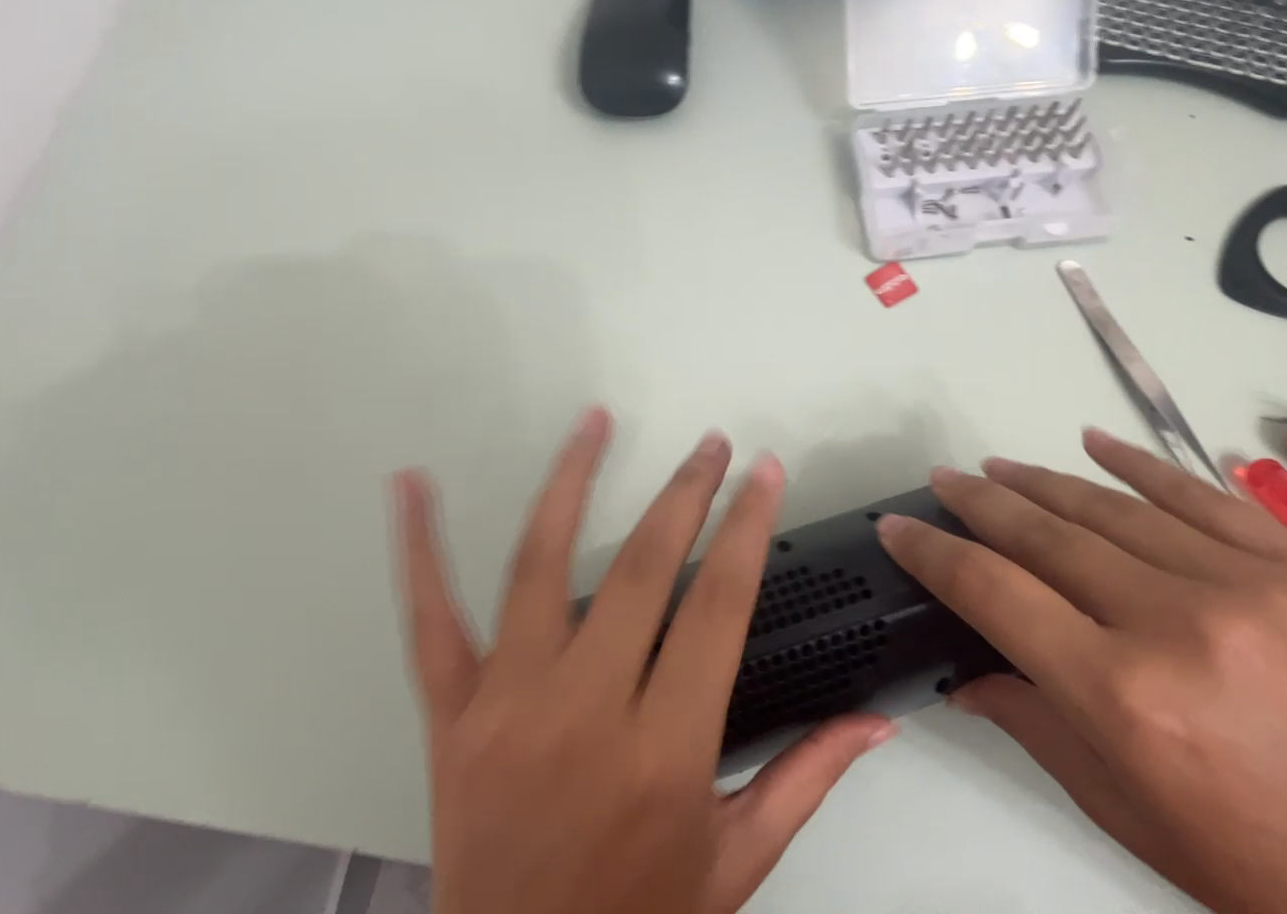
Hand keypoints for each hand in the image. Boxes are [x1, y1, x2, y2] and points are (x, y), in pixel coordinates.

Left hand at [395, 409, 895, 913]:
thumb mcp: (736, 863)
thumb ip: (806, 779)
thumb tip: (874, 722)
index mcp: (664, 751)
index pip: (717, 608)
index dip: (747, 531)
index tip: (763, 476)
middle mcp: (583, 715)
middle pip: (642, 571)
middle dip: (684, 494)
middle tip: (709, 446)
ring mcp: (506, 707)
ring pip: (538, 568)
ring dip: (572, 484)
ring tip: (596, 423)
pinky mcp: (450, 717)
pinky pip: (428, 620)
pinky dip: (418, 548)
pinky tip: (412, 488)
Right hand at [878, 429, 1286, 913]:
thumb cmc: (1271, 871)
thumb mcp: (1130, 814)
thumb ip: (1037, 727)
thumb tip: (969, 675)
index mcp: (1122, 695)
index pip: (994, 594)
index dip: (934, 554)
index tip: (899, 528)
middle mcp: (1175, 622)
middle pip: (1047, 535)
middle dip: (980, 502)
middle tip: (942, 479)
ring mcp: (1249, 585)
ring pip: (1115, 507)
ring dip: (1045, 481)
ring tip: (999, 466)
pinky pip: (1205, 497)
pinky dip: (1142, 466)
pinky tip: (1096, 444)